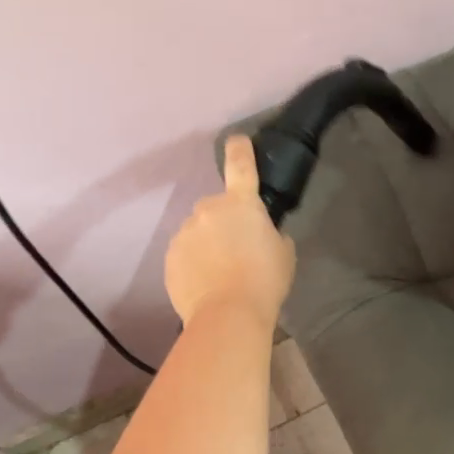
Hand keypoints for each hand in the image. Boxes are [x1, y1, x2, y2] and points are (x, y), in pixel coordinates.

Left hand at [165, 136, 296, 326]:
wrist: (228, 314)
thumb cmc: (265, 280)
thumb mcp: (284, 254)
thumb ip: (273, 236)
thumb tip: (265, 235)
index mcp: (241, 204)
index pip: (241, 166)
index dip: (240, 150)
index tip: (237, 140)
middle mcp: (208, 210)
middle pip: (217, 209)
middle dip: (226, 223)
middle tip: (241, 251)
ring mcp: (184, 233)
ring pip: (199, 233)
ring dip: (210, 245)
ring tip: (225, 275)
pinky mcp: (170, 258)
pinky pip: (187, 255)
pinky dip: (196, 265)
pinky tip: (210, 286)